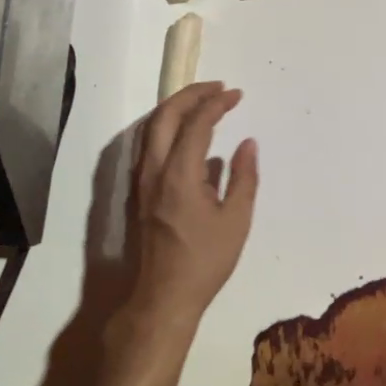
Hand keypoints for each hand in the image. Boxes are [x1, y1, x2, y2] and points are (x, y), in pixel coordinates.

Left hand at [127, 82, 258, 326]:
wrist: (164, 297)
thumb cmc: (205, 261)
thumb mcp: (237, 220)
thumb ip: (244, 176)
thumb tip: (247, 144)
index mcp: (180, 175)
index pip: (196, 123)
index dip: (217, 103)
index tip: (237, 94)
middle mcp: (154, 171)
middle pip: (164, 115)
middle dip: (190, 94)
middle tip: (217, 88)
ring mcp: (141, 181)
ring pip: (150, 128)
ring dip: (174, 107)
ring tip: (201, 101)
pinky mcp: (138, 192)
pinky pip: (147, 145)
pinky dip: (165, 126)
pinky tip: (183, 133)